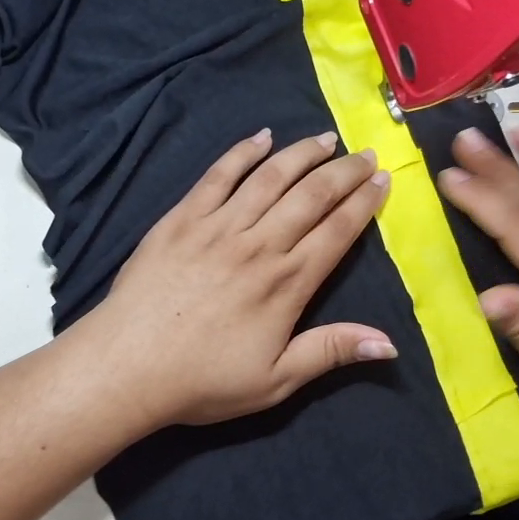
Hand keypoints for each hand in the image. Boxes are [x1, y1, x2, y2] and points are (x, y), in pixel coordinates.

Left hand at [72, 129, 395, 428]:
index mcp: (287, 282)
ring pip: (269, 177)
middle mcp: (259, 243)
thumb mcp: (276, 381)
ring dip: (301, 154)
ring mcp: (218, 226)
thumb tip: (390, 343)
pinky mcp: (181, 219)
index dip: (364, 202)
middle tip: (365, 154)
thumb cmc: (204, 379)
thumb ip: (331, 352)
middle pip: (311, 195)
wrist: (128, 365)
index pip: (338, 230)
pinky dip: (241, 154)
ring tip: (324, 139)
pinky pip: (217, 176)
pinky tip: (259, 138)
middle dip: (344, 171)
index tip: (383, 179)